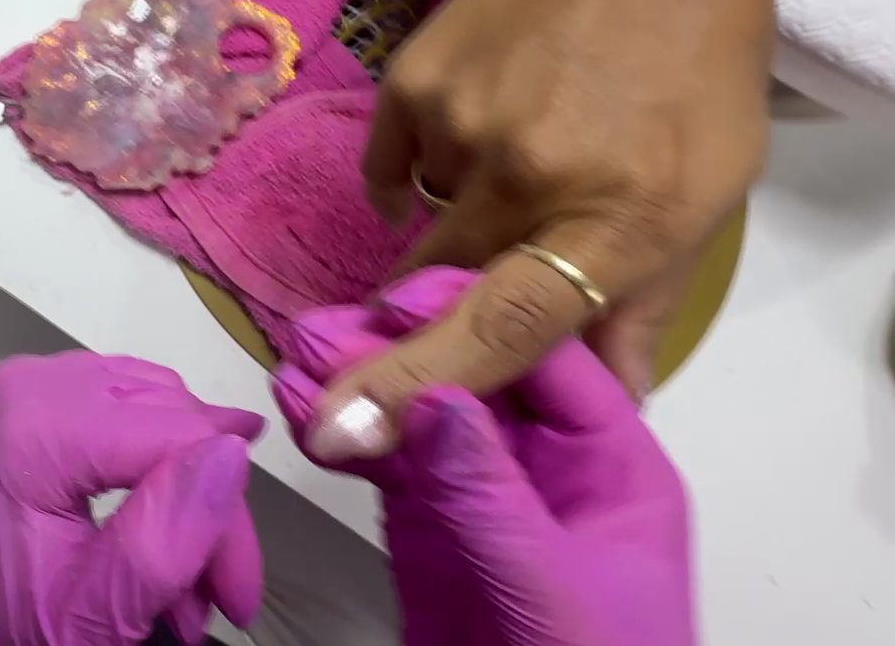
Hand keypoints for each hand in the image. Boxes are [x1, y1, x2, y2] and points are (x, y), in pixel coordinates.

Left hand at [0, 352, 266, 645]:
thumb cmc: (1, 612)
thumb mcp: (88, 613)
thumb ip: (164, 542)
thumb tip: (232, 456)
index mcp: (37, 431)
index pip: (175, 434)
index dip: (226, 511)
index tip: (235, 592)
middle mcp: (38, 382)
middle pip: (174, 414)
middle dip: (211, 505)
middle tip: (215, 590)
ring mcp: (41, 373)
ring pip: (165, 401)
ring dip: (191, 479)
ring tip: (184, 559)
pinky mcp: (50, 379)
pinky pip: (138, 395)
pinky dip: (162, 452)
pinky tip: (161, 507)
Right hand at [274, 268, 692, 645]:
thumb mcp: (551, 590)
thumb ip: (491, 496)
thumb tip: (435, 393)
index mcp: (603, 456)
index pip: (544, 356)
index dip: (474, 317)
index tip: (394, 305)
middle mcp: (532, 448)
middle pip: (457, 369)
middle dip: (385, 349)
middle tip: (315, 337)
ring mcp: (467, 472)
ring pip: (402, 402)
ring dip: (344, 382)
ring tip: (291, 368)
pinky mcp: (417, 500)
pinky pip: (370, 448)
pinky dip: (330, 427)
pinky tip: (295, 410)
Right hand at [347, 0, 772, 436]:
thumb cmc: (683, 64)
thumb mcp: (699, 186)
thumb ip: (634, 294)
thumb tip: (602, 390)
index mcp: (620, 213)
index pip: (507, 327)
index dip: (418, 385)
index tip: (344, 427)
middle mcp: (526, 172)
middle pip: (439, 276)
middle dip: (441, 287)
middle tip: (484, 237)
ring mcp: (456, 122)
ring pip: (427, 211)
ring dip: (459, 202)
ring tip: (520, 134)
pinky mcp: (407, 86)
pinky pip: (394, 162)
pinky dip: (422, 157)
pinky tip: (471, 107)